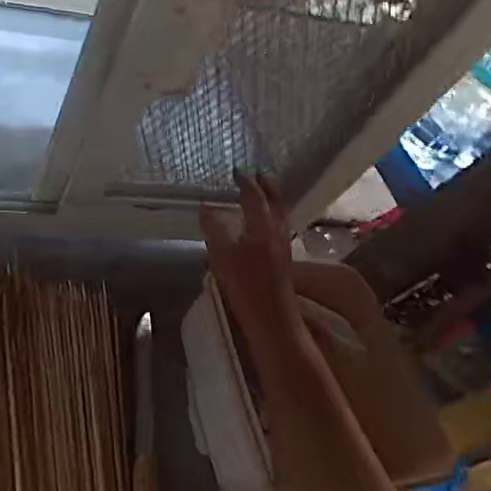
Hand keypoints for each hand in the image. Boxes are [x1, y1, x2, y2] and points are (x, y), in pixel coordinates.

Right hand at [199, 172, 303, 349]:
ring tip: (260, 190)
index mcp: (262, 224)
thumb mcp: (222, 255)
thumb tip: (206, 207)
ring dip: (271, 197)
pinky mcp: (284, 256)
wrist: (274, 319)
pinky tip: (262, 222)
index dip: (246, 180)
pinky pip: (279, 222)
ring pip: (280, 211)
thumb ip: (214, 228)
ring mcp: (283, 242)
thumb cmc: (246, 286)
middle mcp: (276, 228)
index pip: (255, 194)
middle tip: (255, 173)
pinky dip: (271, 212)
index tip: (236, 171)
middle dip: (265, 184)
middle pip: (275, 199)